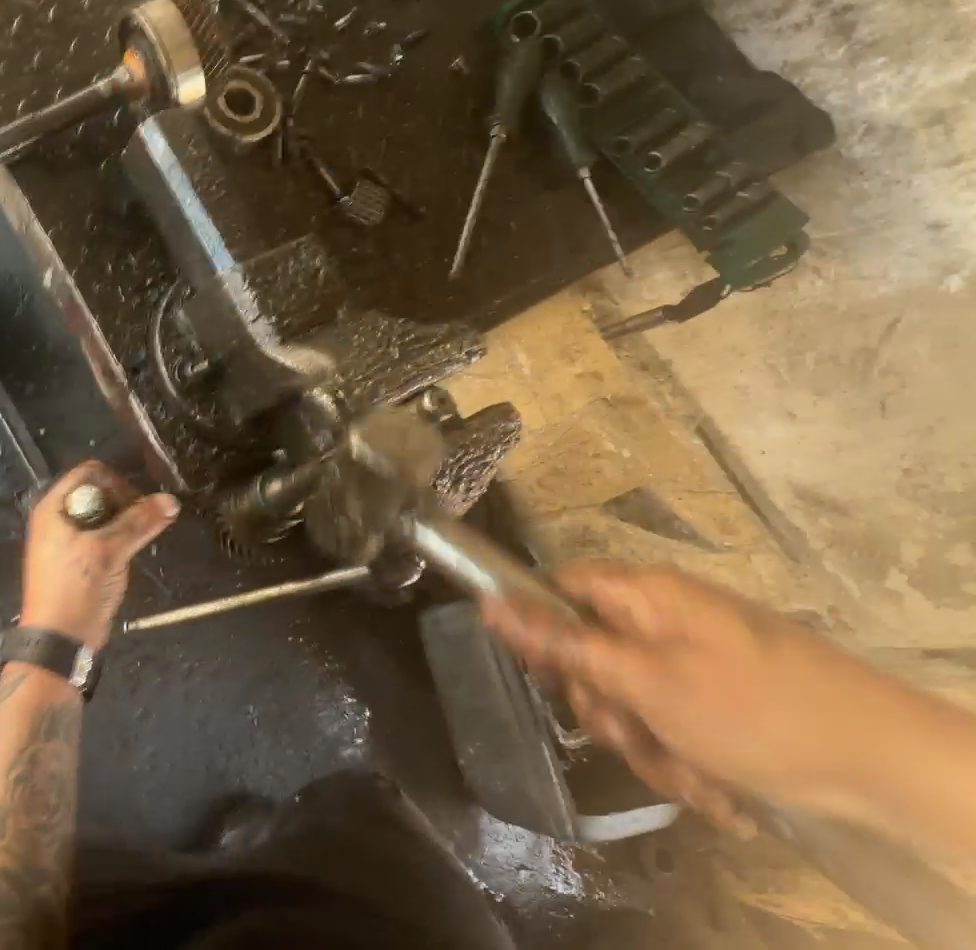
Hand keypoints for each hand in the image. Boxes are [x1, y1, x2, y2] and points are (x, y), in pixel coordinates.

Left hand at [21, 462, 179, 652]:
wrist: (58, 642)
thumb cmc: (76, 590)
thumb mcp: (109, 552)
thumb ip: (139, 523)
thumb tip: (171, 501)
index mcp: (53, 507)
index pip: (90, 473)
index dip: (117, 483)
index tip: (137, 506)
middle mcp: (56, 518)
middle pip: (98, 493)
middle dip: (123, 506)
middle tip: (140, 527)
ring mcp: (65, 540)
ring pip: (103, 518)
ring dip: (123, 527)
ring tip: (133, 546)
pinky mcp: (76, 561)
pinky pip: (101, 538)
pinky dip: (116, 543)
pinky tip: (124, 560)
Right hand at [481, 564, 917, 834]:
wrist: (893, 770)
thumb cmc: (757, 712)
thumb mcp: (643, 680)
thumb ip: (562, 642)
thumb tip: (488, 602)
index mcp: (645, 595)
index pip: (558, 589)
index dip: (541, 629)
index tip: (551, 677)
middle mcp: (665, 619)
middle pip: (590, 654)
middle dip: (608, 710)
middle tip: (635, 736)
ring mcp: (697, 661)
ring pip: (630, 700)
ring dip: (650, 747)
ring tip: (694, 777)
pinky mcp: (723, 702)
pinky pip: (672, 725)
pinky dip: (686, 761)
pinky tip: (720, 790)